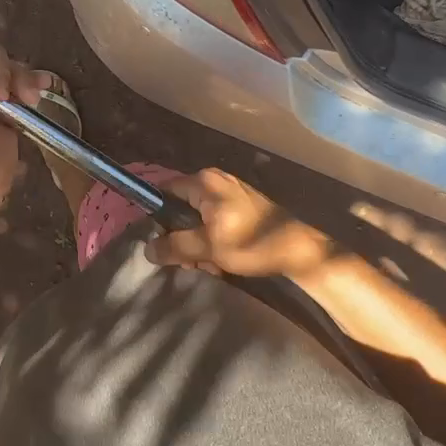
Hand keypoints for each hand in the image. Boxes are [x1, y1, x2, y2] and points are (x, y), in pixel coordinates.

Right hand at [146, 168, 330, 278]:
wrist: (299, 250)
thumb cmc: (250, 243)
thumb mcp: (207, 248)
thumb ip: (174, 246)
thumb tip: (147, 249)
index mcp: (203, 182)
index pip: (164, 192)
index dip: (160, 219)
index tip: (165, 244)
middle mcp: (215, 179)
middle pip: (182, 207)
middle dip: (184, 238)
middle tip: (193, 263)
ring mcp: (231, 191)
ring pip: (200, 218)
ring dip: (200, 244)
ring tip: (212, 265)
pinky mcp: (243, 205)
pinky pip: (216, 220)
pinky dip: (215, 239)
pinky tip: (225, 261)